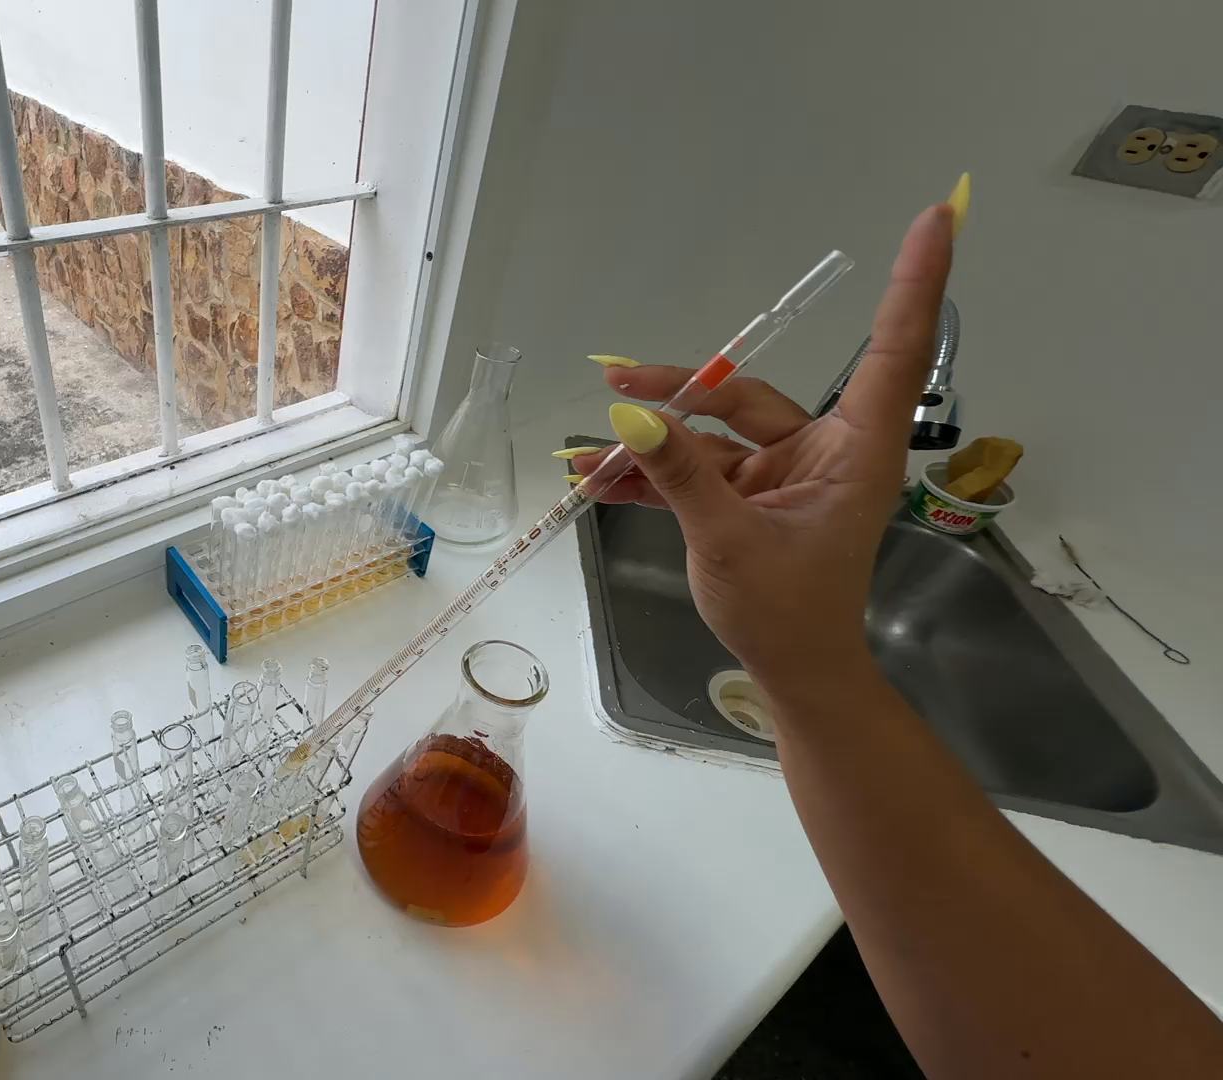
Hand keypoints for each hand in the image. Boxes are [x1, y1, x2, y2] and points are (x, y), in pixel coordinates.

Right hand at [565, 203, 955, 685]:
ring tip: (582, 460)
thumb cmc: (783, 608)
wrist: (785, 664)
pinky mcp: (738, 498)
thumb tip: (630, 419)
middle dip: (673, 394)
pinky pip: (687, 473)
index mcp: (850, 451)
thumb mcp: (728, 538)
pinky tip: (595, 482)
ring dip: (643, 449)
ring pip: (701, 439)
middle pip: (740, 398)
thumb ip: (680, 473)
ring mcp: (771, 474)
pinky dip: (645, 477)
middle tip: (613, 384)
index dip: (913, 287)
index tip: (936, 218)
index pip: (889, 354)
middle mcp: (813, 450)